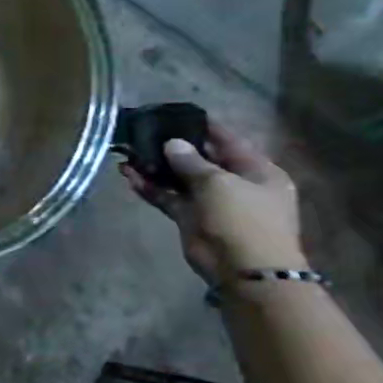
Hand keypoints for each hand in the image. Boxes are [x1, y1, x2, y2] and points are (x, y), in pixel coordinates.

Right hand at [121, 123, 305, 282]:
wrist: (243, 269)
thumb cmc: (243, 219)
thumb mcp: (218, 182)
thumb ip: (191, 161)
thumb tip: (173, 143)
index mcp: (257, 171)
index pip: (228, 140)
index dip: (202, 126)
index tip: (172, 113)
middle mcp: (235, 183)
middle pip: (199, 158)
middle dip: (170, 147)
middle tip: (141, 131)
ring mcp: (211, 201)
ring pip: (178, 177)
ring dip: (154, 167)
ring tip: (126, 152)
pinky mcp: (190, 217)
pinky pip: (166, 196)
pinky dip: (149, 186)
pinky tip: (127, 174)